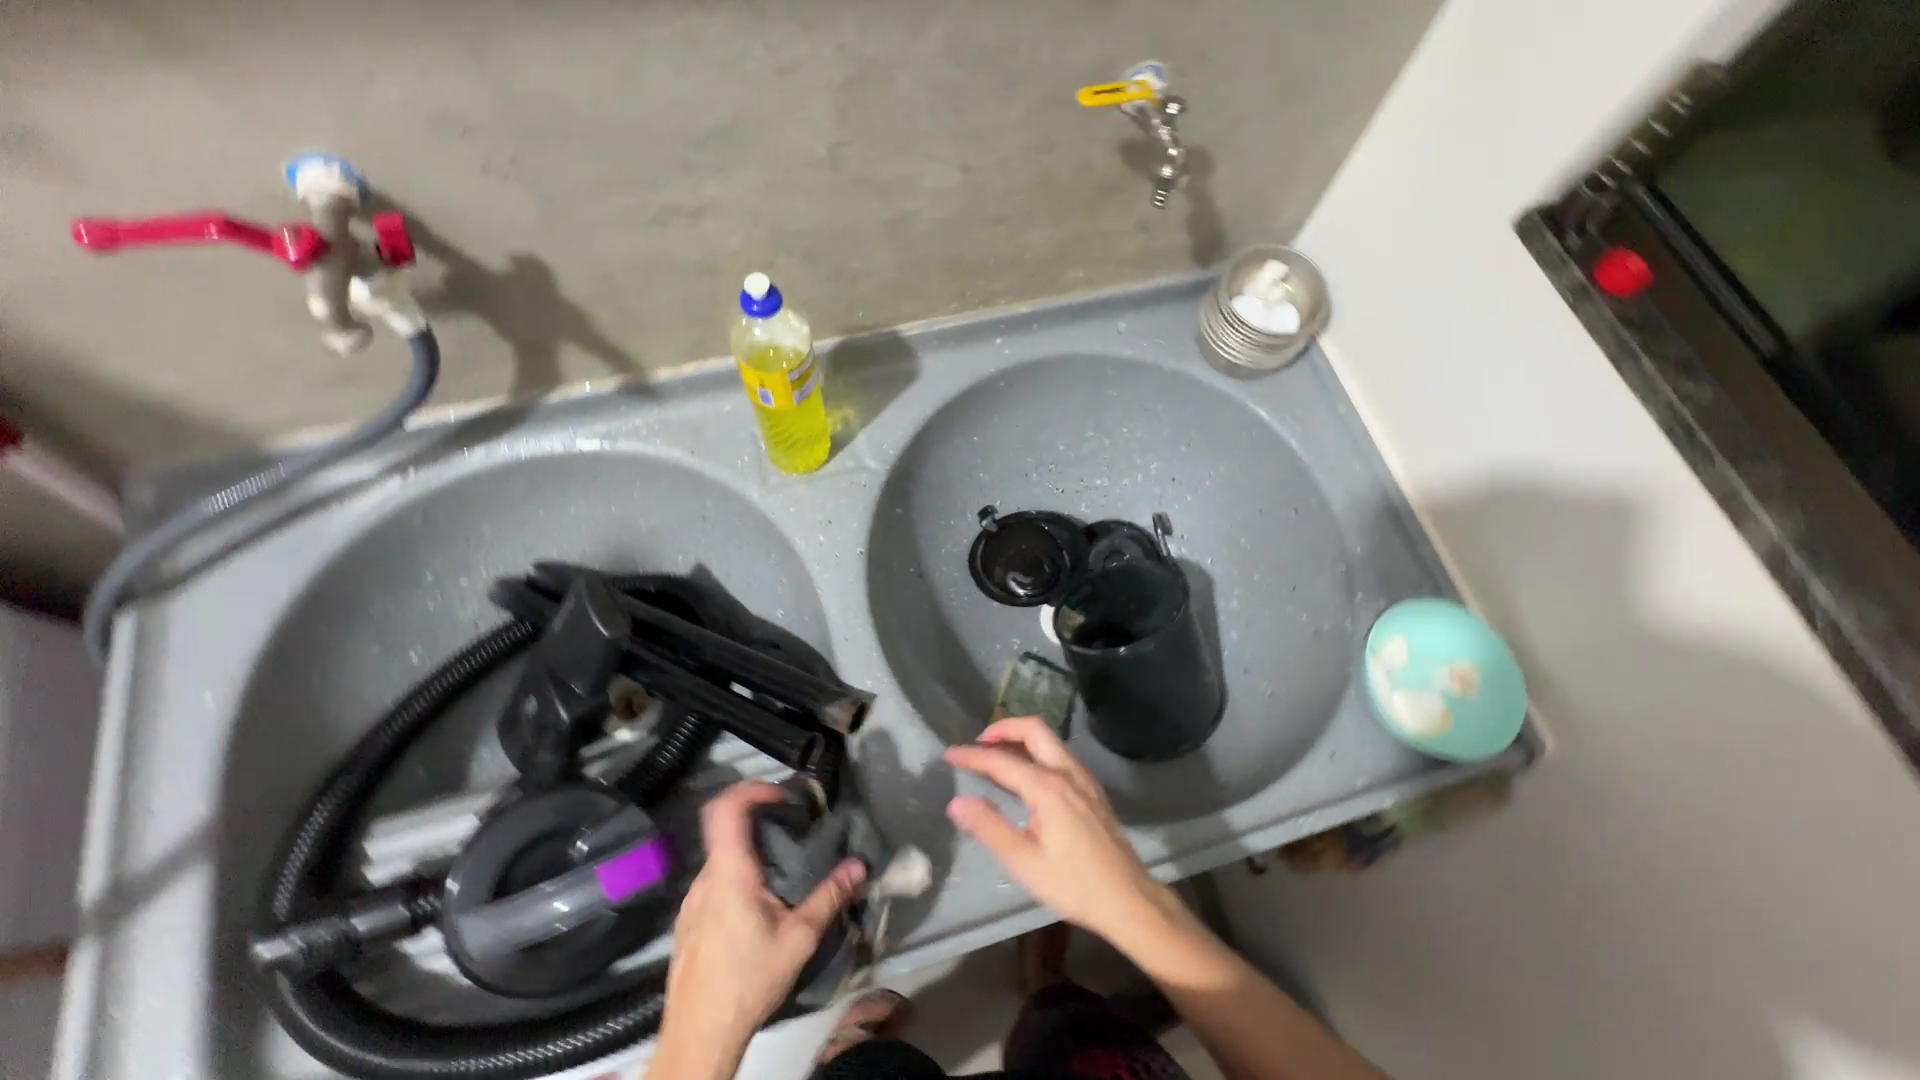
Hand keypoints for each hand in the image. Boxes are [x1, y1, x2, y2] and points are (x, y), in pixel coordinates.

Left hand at [658, 782, 866, 1056]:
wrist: (699, 1034)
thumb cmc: (749, 981)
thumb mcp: (799, 938)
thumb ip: (829, 896)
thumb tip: (859, 864)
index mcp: (730, 874)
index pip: (725, 809)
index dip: (750, 790)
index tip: (781, 795)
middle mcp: (704, 879)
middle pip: (726, 832)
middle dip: (761, 825)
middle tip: (795, 833)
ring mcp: (691, 902)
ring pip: (721, 861)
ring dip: (750, 856)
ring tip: (783, 874)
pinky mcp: (688, 922)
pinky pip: (714, 885)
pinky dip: (737, 879)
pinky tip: (758, 909)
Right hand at [944, 716, 1170, 946]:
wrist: (1128, 899)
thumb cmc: (1073, 884)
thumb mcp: (1023, 861)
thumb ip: (988, 827)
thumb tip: (957, 801)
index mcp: (1048, 788)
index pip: (1002, 761)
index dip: (973, 756)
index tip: (949, 754)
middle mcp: (1068, 773)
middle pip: (1035, 730)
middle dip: (1004, 728)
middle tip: (979, 743)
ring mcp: (1085, 780)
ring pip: (1051, 741)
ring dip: (1022, 738)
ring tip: (998, 754)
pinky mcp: (1094, 791)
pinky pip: (1062, 756)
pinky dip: (1039, 752)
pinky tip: (1029, 774)